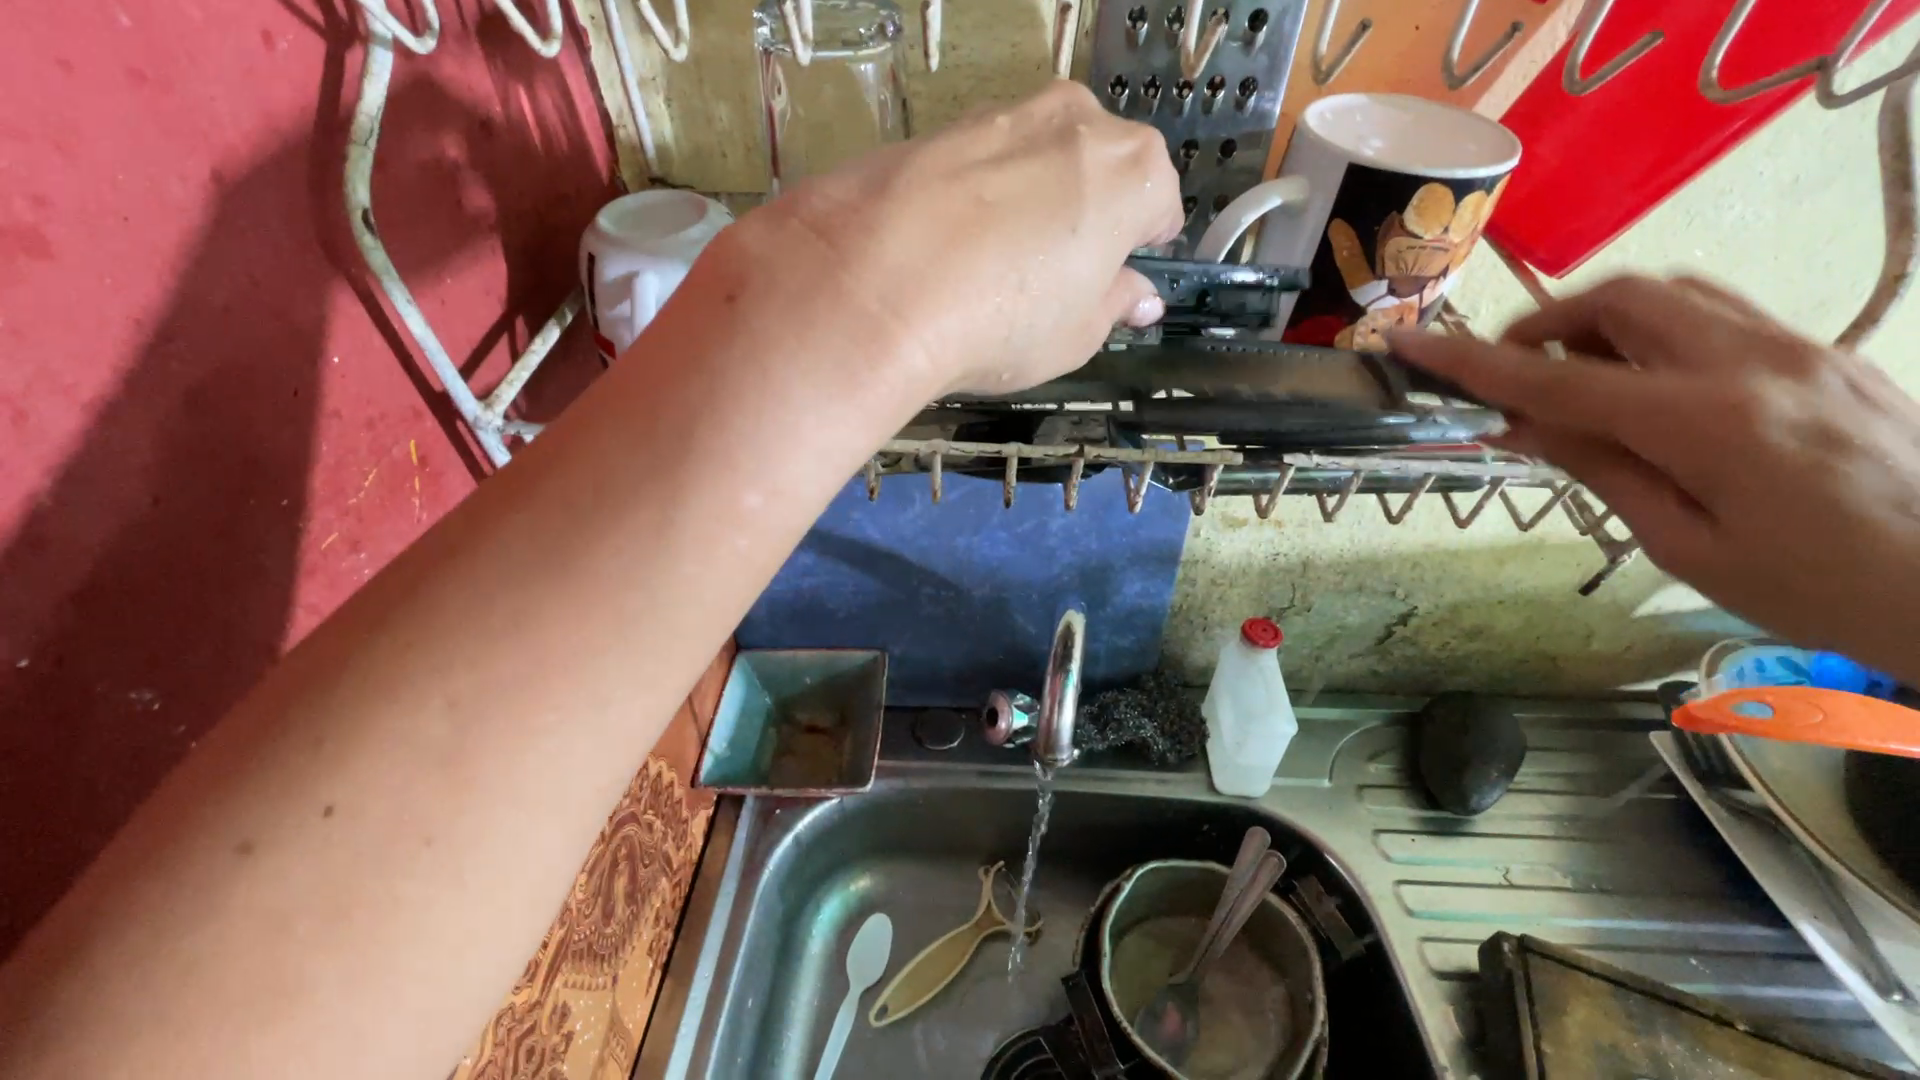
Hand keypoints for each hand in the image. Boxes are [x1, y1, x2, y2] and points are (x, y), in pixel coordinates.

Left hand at [699, 81, 1183, 397]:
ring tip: (990, 270)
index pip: (1160, 208)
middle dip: (1085, 218)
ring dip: (1028, 205)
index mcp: (1133, 169)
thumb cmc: (1002, 318)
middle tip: (1050, 281)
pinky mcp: (938, 128)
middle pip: (1098, 172)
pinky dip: (975, 199)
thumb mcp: (1079, 335)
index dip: (1138, 251)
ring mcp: (1002, 115)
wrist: (876, 284)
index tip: (1115, 282)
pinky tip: (947, 250)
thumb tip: (1137, 296)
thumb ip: (1116, 306)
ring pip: (1036, 163)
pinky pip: (978, 166)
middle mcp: (1075, 121)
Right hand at [1390, 275, 1919, 683]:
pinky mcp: (1827, 353)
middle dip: (1546, 323)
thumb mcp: (1684, 544)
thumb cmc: (1819, 591)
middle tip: (1511, 373)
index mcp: (1706, 422)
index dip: (1470, 363)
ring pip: (1676, 292)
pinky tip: (1649, 379)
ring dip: (1603, 318)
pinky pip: (1721, 311)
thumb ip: (1602, 468)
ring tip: (1576, 373)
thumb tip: (1522, 425)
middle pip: (1622, 299)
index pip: (1556, 380)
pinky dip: (1658, 327)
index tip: (1409, 342)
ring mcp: (1801, 348)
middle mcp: (1752, 362)